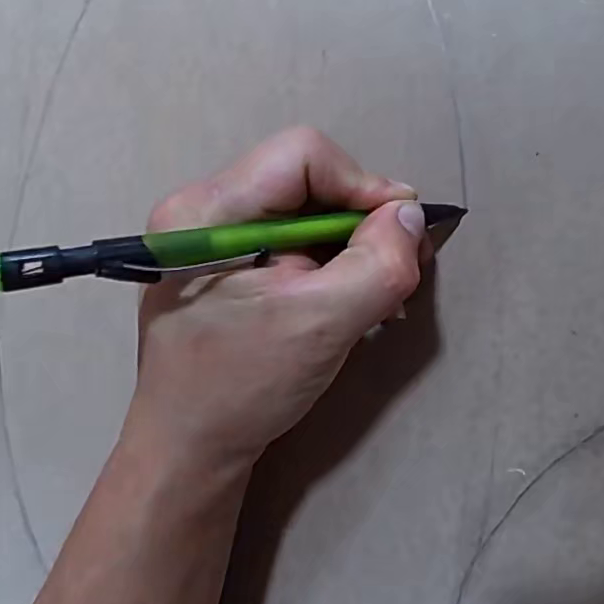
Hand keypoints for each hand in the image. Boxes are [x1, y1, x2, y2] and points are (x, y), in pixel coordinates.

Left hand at [124, 127, 429, 470]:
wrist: (193, 447)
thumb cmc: (246, 386)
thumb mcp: (324, 323)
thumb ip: (379, 263)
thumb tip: (411, 216)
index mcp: (208, 212)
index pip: (304, 156)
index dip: (362, 185)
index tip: (399, 232)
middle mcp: (207, 209)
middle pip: (312, 180)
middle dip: (366, 220)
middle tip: (401, 265)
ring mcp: (221, 235)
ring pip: (314, 209)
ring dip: (359, 245)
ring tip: (381, 293)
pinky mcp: (237, 259)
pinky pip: (302, 237)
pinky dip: (340, 261)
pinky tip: (355, 298)